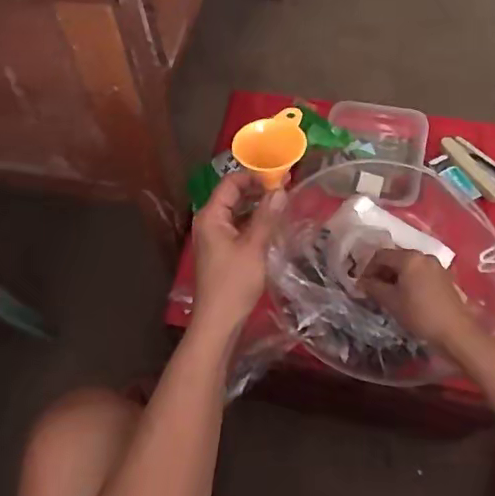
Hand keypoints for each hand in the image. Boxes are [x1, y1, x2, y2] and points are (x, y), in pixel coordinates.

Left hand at [191, 171, 286, 328]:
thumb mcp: (254, 247)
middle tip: (287, 186)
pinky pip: (237, 227)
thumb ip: (267, 217)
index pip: (230, 183)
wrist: (218, 320)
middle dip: (257, 189)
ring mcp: (213, 237)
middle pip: (232, 195)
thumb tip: (280, 190)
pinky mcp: (220, 250)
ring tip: (284, 202)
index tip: (281, 174)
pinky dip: (253, 222)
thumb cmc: (234, 282)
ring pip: (236, 212)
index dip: (254, 176)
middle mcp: (208, 222)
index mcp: (210, 216)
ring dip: (257, 205)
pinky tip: (272, 224)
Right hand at [359, 248, 481, 347]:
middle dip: (382, 272)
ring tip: (389, 294)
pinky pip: (420, 273)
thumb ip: (372, 287)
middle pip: (395, 258)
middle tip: (373, 289)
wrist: (456, 332)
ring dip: (395, 276)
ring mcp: (437, 266)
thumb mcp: (390, 300)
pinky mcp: (445, 278)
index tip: (362, 284)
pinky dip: (409, 280)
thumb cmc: (419, 313)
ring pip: (408, 266)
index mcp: (409, 258)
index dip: (367, 268)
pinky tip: (407, 296)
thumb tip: (361, 281)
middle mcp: (424, 256)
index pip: (380, 255)